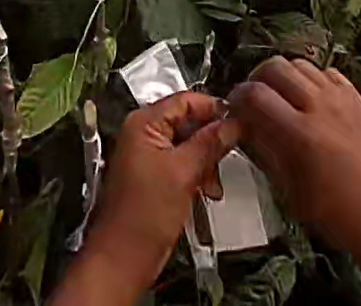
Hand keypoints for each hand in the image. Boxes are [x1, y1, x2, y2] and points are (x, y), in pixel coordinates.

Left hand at [50, 92, 238, 305]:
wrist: (122, 260)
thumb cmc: (145, 213)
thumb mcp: (184, 172)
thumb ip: (210, 143)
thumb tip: (233, 123)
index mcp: (144, 122)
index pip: (185, 100)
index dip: (212, 109)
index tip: (237, 121)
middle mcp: (144, 132)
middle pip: (188, 122)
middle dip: (209, 141)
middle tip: (226, 158)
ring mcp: (149, 154)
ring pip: (188, 144)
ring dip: (205, 161)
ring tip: (214, 185)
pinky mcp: (155, 175)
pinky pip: (182, 162)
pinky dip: (197, 173)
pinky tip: (207, 191)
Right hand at [227, 57, 360, 305]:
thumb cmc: (346, 219)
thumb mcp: (294, 195)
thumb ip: (267, 154)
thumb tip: (247, 129)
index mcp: (302, 134)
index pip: (255, 94)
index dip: (237, 97)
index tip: (233, 107)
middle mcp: (321, 107)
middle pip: (276, 66)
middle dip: (257, 78)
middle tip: (252, 98)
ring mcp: (342, 99)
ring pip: (300, 63)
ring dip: (283, 75)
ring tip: (278, 96)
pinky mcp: (358, 99)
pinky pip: (326, 72)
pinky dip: (311, 78)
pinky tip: (308, 98)